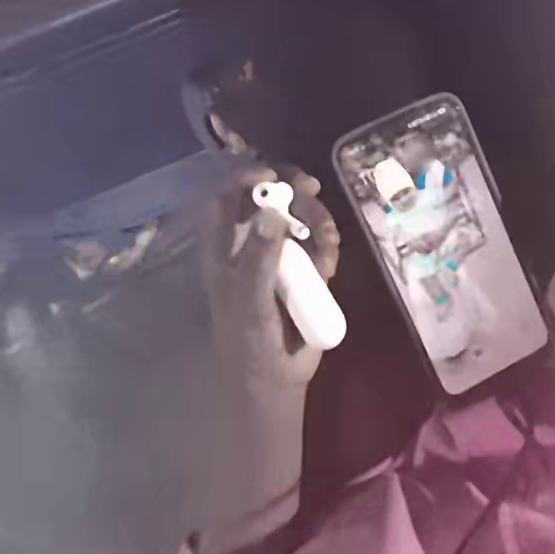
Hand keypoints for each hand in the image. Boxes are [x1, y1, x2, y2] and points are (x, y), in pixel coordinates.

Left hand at [200, 166, 339, 389]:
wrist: (276, 378)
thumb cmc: (248, 340)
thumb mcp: (249, 299)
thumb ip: (259, 257)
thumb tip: (273, 212)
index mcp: (224, 250)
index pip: (226, 202)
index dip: (244, 181)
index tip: (271, 175)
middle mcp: (253, 247)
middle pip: (270, 203)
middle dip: (291, 191)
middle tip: (312, 186)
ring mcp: (282, 260)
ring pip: (300, 222)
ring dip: (316, 218)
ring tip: (327, 234)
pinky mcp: (308, 274)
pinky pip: (320, 249)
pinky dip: (327, 246)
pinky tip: (330, 257)